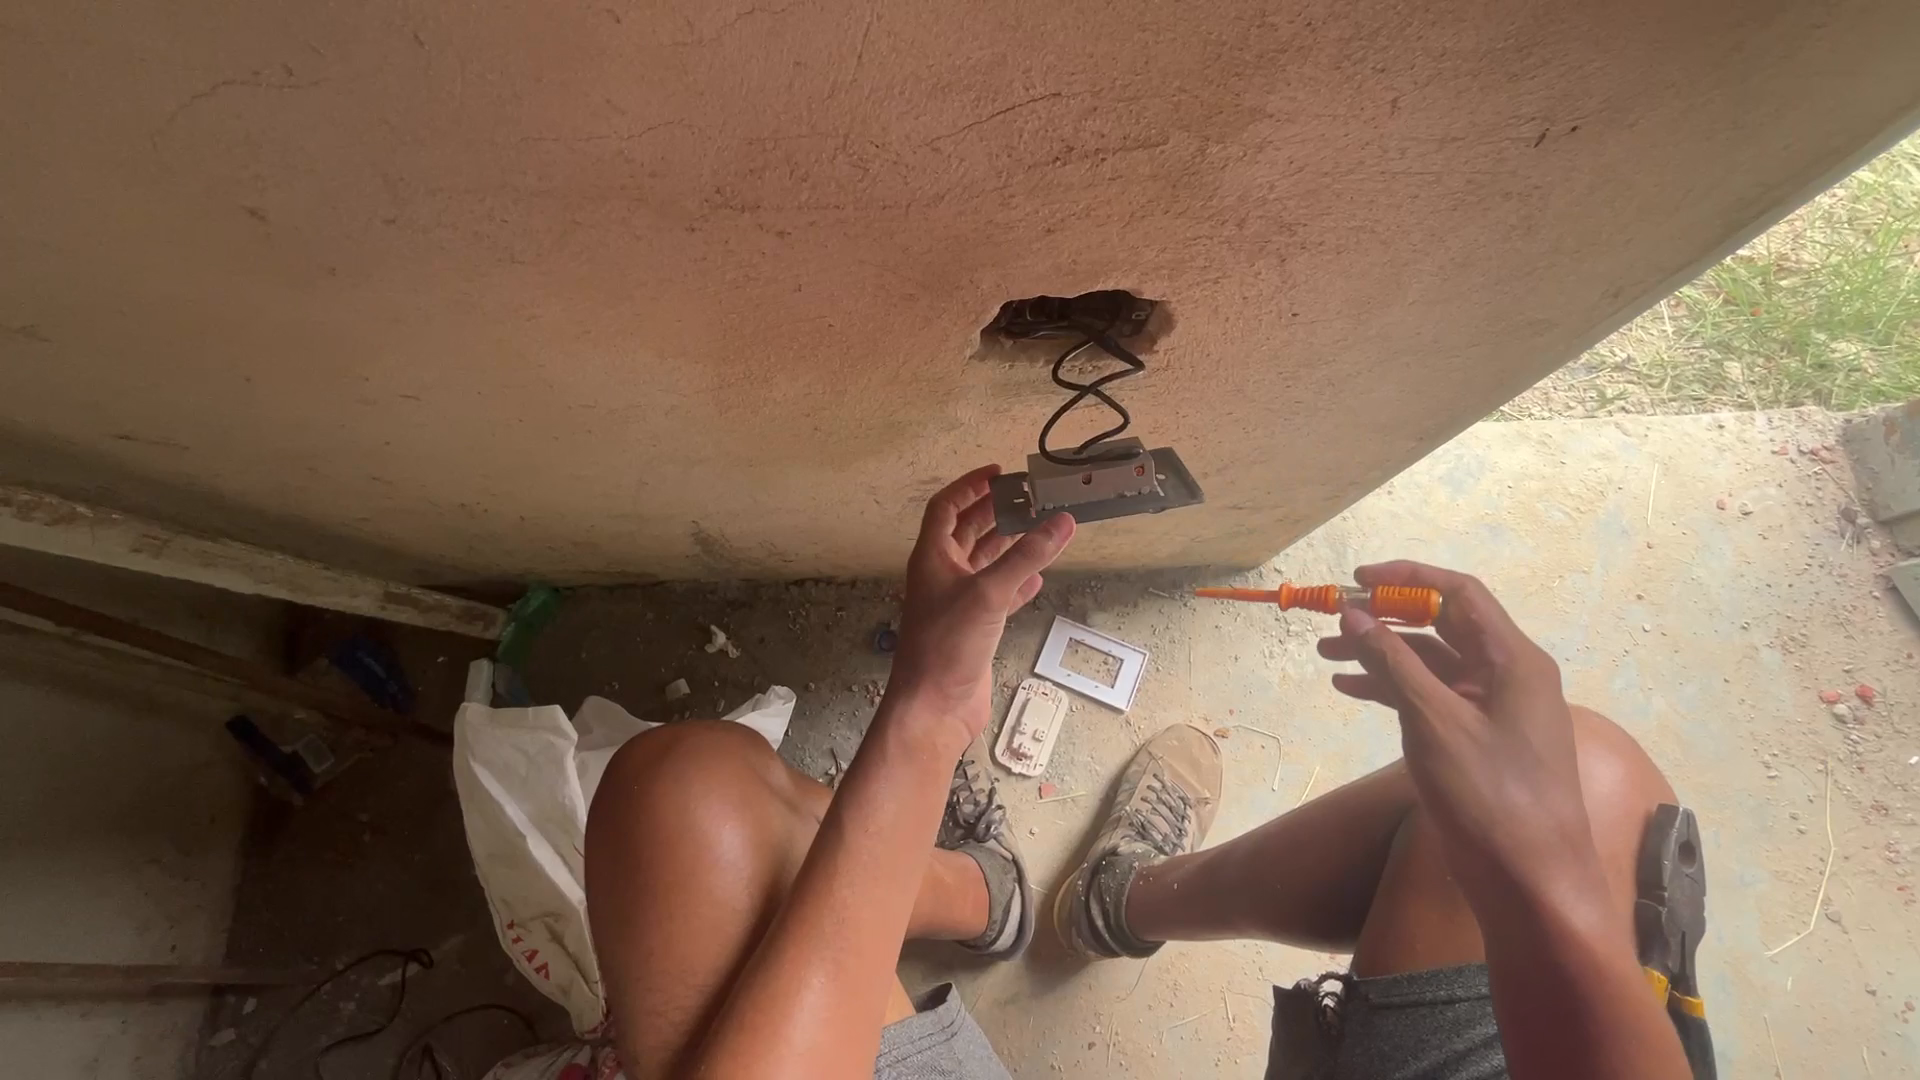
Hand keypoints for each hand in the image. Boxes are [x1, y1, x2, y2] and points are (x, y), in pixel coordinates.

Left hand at [890, 466, 1075, 747]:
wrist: (934, 706)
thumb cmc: (948, 644)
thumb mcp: (989, 593)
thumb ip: (1026, 557)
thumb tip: (1062, 521)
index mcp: (932, 557)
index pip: (947, 507)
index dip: (970, 486)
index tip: (1000, 473)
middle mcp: (942, 575)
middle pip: (967, 531)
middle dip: (995, 512)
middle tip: (1030, 498)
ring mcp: (957, 602)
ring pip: (984, 562)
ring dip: (1009, 545)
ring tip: (1040, 528)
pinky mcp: (974, 627)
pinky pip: (998, 595)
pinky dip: (1017, 583)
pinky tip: (1038, 577)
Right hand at [1317, 561, 1600, 913]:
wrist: (1528, 878)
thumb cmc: (1489, 792)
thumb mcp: (1433, 720)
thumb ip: (1392, 661)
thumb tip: (1353, 613)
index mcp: (1511, 659)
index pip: (1458, 595)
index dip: (1407, 578)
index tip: (1357, 578)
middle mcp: (1503, 673)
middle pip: (1438, 625)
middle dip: (1382, 618)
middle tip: (1332, 619)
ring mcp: (1488, 705)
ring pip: (1425, 661)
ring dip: (1377, 653)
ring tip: (1325, 653)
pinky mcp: (1471, 734)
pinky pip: (1425, 694)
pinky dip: (1386, 686)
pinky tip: (1347, 687)